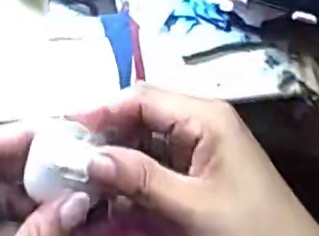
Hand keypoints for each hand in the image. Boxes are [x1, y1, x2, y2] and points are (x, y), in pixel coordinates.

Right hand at [74, 86, 318, 235]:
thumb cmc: (252, 229)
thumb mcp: (194, 208)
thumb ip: (143, 180)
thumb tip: (93, 158)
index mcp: (205, 114)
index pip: (144, 96)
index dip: (104, 108)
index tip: (67, 126)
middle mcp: (201, 121)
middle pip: (143, 115)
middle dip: (107, 134)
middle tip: (69, 155)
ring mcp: (202, 148)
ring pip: (147, 142)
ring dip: (118, 159)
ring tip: (83, 176)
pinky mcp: (202, 174)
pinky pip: (160, 167)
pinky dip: (135, 180)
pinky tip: (112, 197)